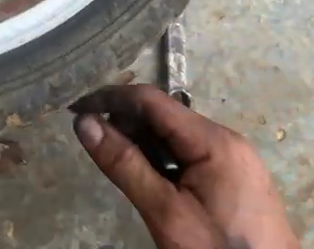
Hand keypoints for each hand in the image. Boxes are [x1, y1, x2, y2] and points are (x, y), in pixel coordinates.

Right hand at [73, 86, 298, 248]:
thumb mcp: (166, 213)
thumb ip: (124, 164)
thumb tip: (82, 122)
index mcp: (215, 141)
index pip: (151, 100)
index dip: (109, 99)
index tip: (75, 111)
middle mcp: (228, 142)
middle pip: (164, 117)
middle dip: (125, 125)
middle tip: (97, 148)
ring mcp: (236, 163)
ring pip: (175, 138)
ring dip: (143, 145)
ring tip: (120, 168)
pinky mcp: (238, 184)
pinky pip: (190, 157)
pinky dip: (164, 162)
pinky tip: (151, 184)